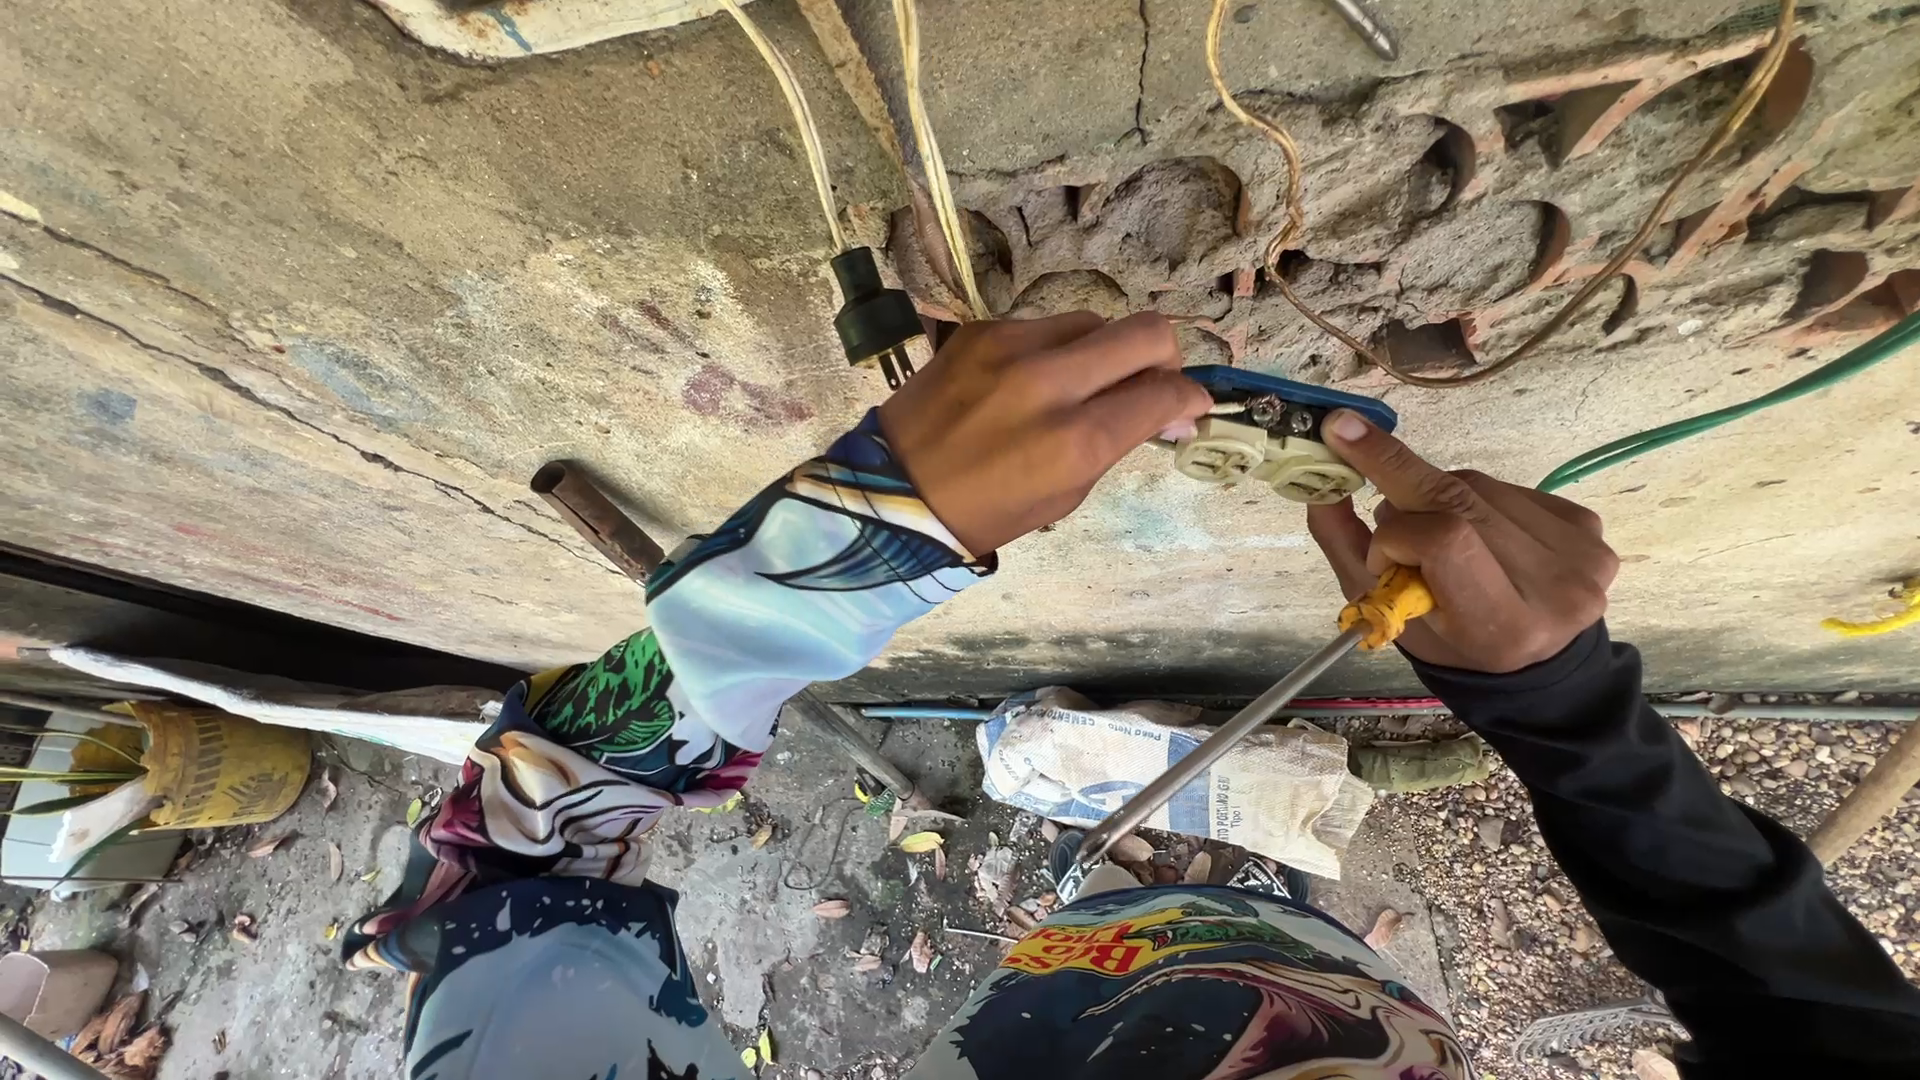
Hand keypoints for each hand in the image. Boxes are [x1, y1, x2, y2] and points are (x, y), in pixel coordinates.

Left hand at [879, 312, 1209, 554]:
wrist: (892, 490)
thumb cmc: (985, 513)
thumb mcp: (1063, 495)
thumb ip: (1118, 444)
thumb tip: (1167, 410)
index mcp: (1075, 442)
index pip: (1164, 392)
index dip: (1188, 399)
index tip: (1186, 407)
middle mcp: (1049, 383)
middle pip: (1146, 331)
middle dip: (1164, 357)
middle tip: (1147, 384)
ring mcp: (1011, 347)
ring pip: (1095, 322)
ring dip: (1104, 353)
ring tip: (1081, 387)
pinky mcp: (980, 330)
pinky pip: (1044, 326)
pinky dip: (1055, 351)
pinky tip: (1032, 381)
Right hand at [1305, 410, 1618, 672]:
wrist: (1531, 656)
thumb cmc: (1443, 638)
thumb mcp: (1379, 606)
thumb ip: (1343, 544)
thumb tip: (1319, 480)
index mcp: (1499, 624)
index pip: (1444, 540)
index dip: (1395, 524)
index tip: (1343, 446)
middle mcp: (1556, 587)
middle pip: (1457, 500)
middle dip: (1398, 481)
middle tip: (1351, 443)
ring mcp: (1582, 553)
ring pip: (1478, 484)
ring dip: (1435, 496)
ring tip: (1429, 529)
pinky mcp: (1590, 525)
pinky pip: (1508, 486)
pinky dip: (1473, 497)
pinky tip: (1471, 527)